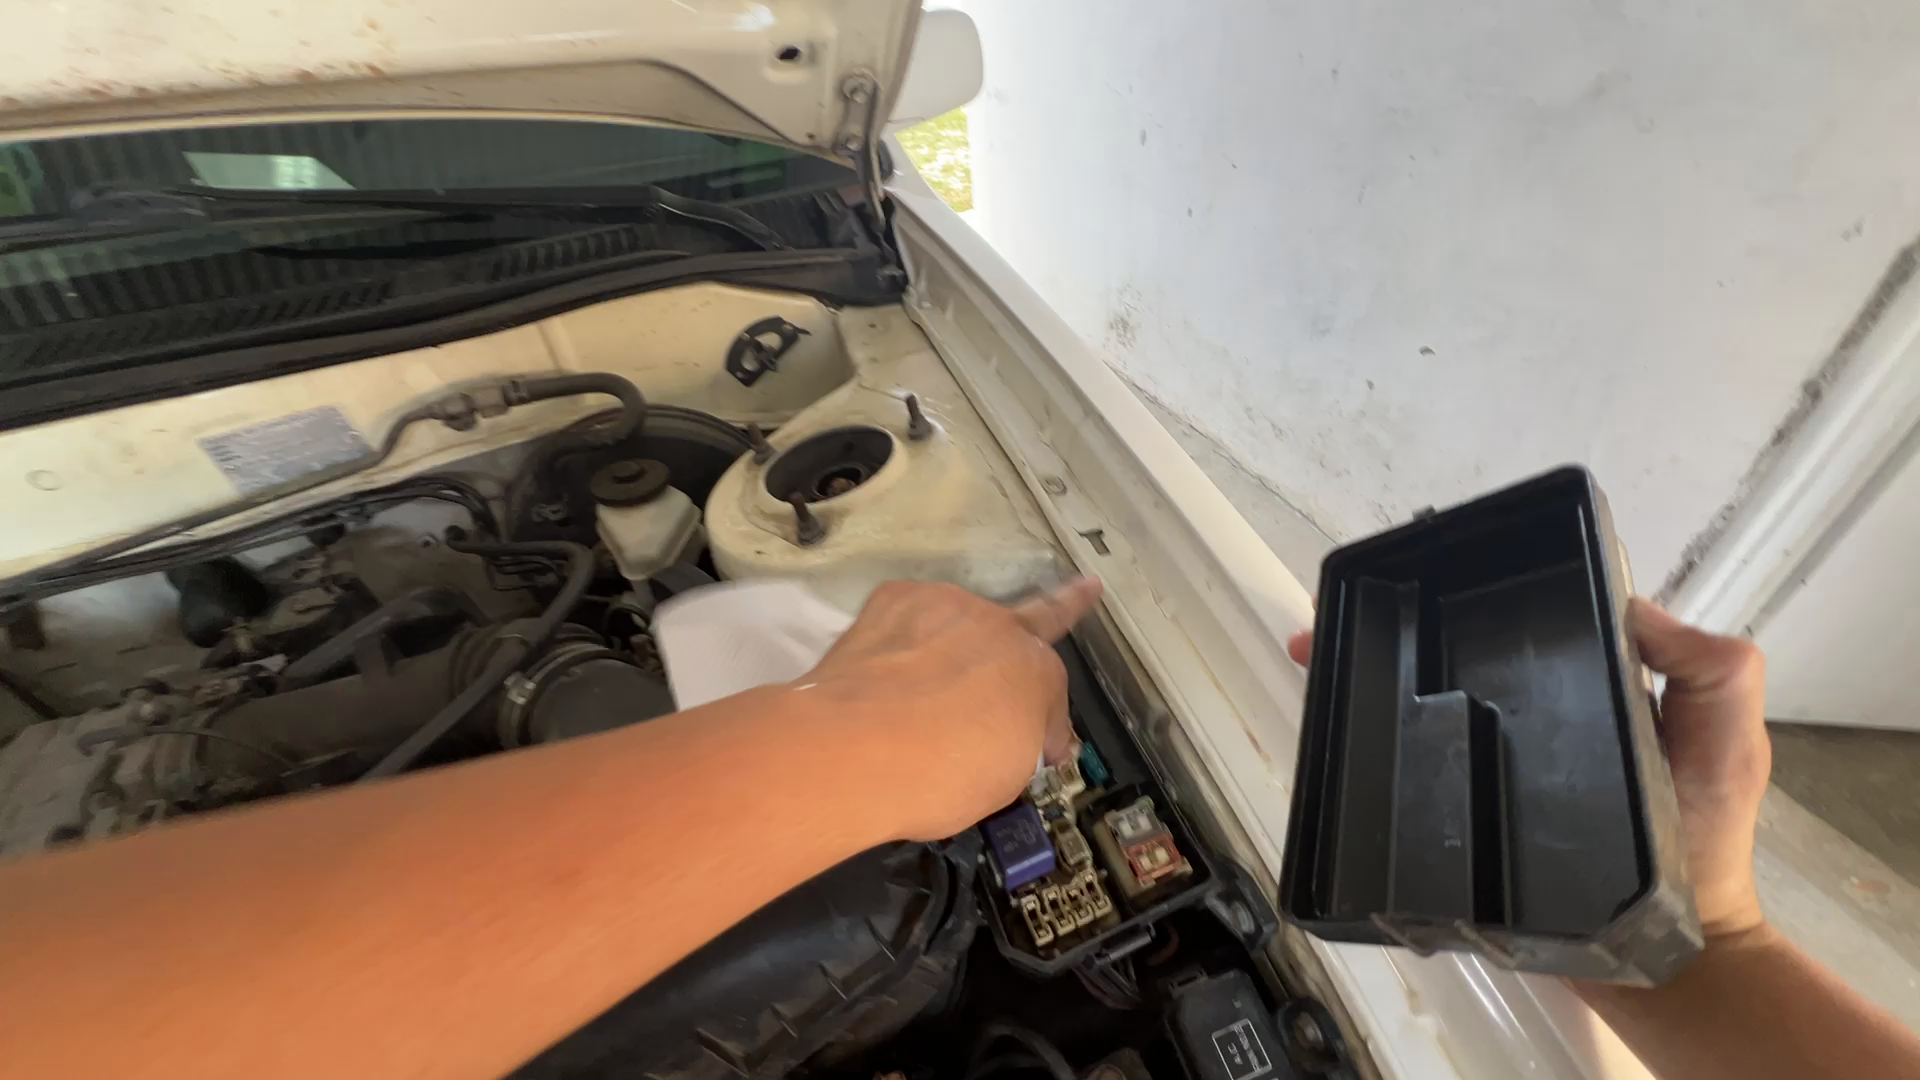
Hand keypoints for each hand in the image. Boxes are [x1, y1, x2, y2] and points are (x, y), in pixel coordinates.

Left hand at [801, 577, 1103, 841]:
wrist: (855, 748)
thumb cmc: (940, 776)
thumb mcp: (1005, 776)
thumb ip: (1026, 740)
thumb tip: (1040, 737)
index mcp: (1035, 673)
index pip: (1061, 665)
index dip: (1078, 670)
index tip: (1091, 596)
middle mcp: (999, 626)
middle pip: (1018, 630)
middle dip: (1028, 637)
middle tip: (1059, 608)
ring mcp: (945, 606)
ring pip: (959, 623)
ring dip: (954, 645)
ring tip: (927, 683)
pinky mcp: (895, 599)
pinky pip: (912, 617)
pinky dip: (908, 638)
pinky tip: (890, 666)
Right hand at [1285, 597, 1770, 939]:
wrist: (1659, 947)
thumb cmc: (1698, 842)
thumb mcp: (1724, 746)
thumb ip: (1711, 675)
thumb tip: (1632, 606)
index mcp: (1564, 687)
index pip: (1501, 627)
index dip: (1452, 594)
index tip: (1409, 575)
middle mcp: (1508, 713)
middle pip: (1433, 656)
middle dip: (1378, 628)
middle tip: (1328, 611)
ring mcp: (1474, 756)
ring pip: (1403, 699)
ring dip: (1352, 668)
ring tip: (1310, 648)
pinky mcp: (1449, 799)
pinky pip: (1396, 755)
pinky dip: (1357, 730)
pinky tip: (1328, 716)